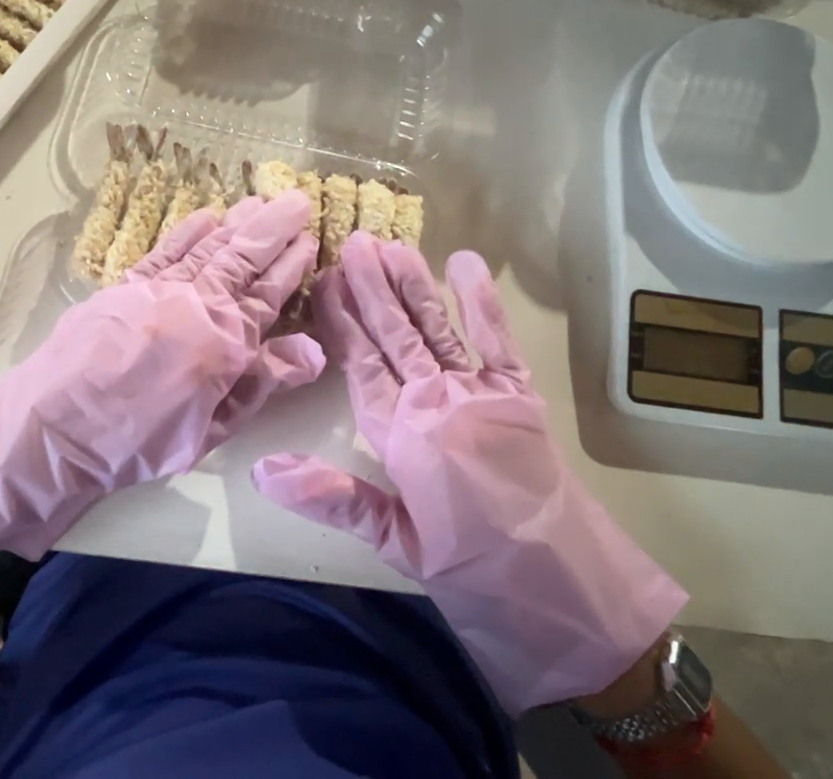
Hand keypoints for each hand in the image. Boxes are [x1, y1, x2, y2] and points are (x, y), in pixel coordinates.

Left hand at [0, 191, 325, 568]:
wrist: (55, 429)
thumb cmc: (138, 442)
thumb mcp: (210, 429)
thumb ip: (262, 384)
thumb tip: (314, 349)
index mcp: (225, 344)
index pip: (270, 296)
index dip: (292, 267)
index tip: (312, 240)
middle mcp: (196, 305)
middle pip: (243, 259)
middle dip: (273, 227)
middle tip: (297, 199)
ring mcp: (159, 291)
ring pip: (208, 248)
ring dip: (238, 223)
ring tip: (260, 202)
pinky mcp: (125, 287)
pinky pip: (165, 251)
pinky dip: (188, 232)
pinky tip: (207, 216)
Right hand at [251, 233, 686, 713]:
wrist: (570, 590)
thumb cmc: (475, 574)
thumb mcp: (398, 543)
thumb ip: (335, 499)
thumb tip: (262, 469)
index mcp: (403, 437)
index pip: (360, 365)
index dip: (341, 320)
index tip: (325, 280)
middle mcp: (438, 403)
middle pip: (395, 335)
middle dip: (372, 288)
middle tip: (352, 242)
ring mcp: (482, 394)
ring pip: (436, 329)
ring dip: (412, 286)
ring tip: (390, 245)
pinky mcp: (521, 397)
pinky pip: (498, 342)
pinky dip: (482, 303)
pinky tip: (465, 264)